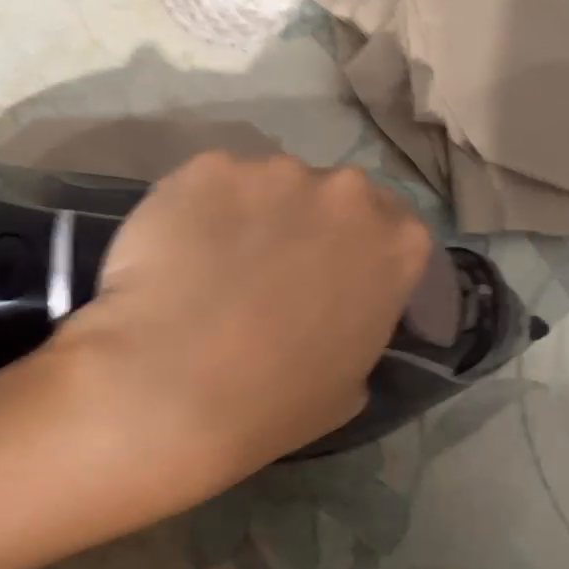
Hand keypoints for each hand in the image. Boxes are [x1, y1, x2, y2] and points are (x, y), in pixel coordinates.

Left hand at [49, 152, 430, 498]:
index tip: (325, 275)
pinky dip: (192, 211)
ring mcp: (273, 172)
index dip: (352, 250)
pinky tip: (171, 252)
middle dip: (300, 224)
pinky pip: (205, 186)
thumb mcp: (349, 386)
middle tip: (261, 269)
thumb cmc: (275, 400)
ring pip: (262, 186)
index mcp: (396, 244)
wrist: (176, 380)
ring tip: (205, 264)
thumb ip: (353, 329)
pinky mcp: (207, 168)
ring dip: (244, 215)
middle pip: (326, 196)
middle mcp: (344, 191)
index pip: (390, 227)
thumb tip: (328, 317)